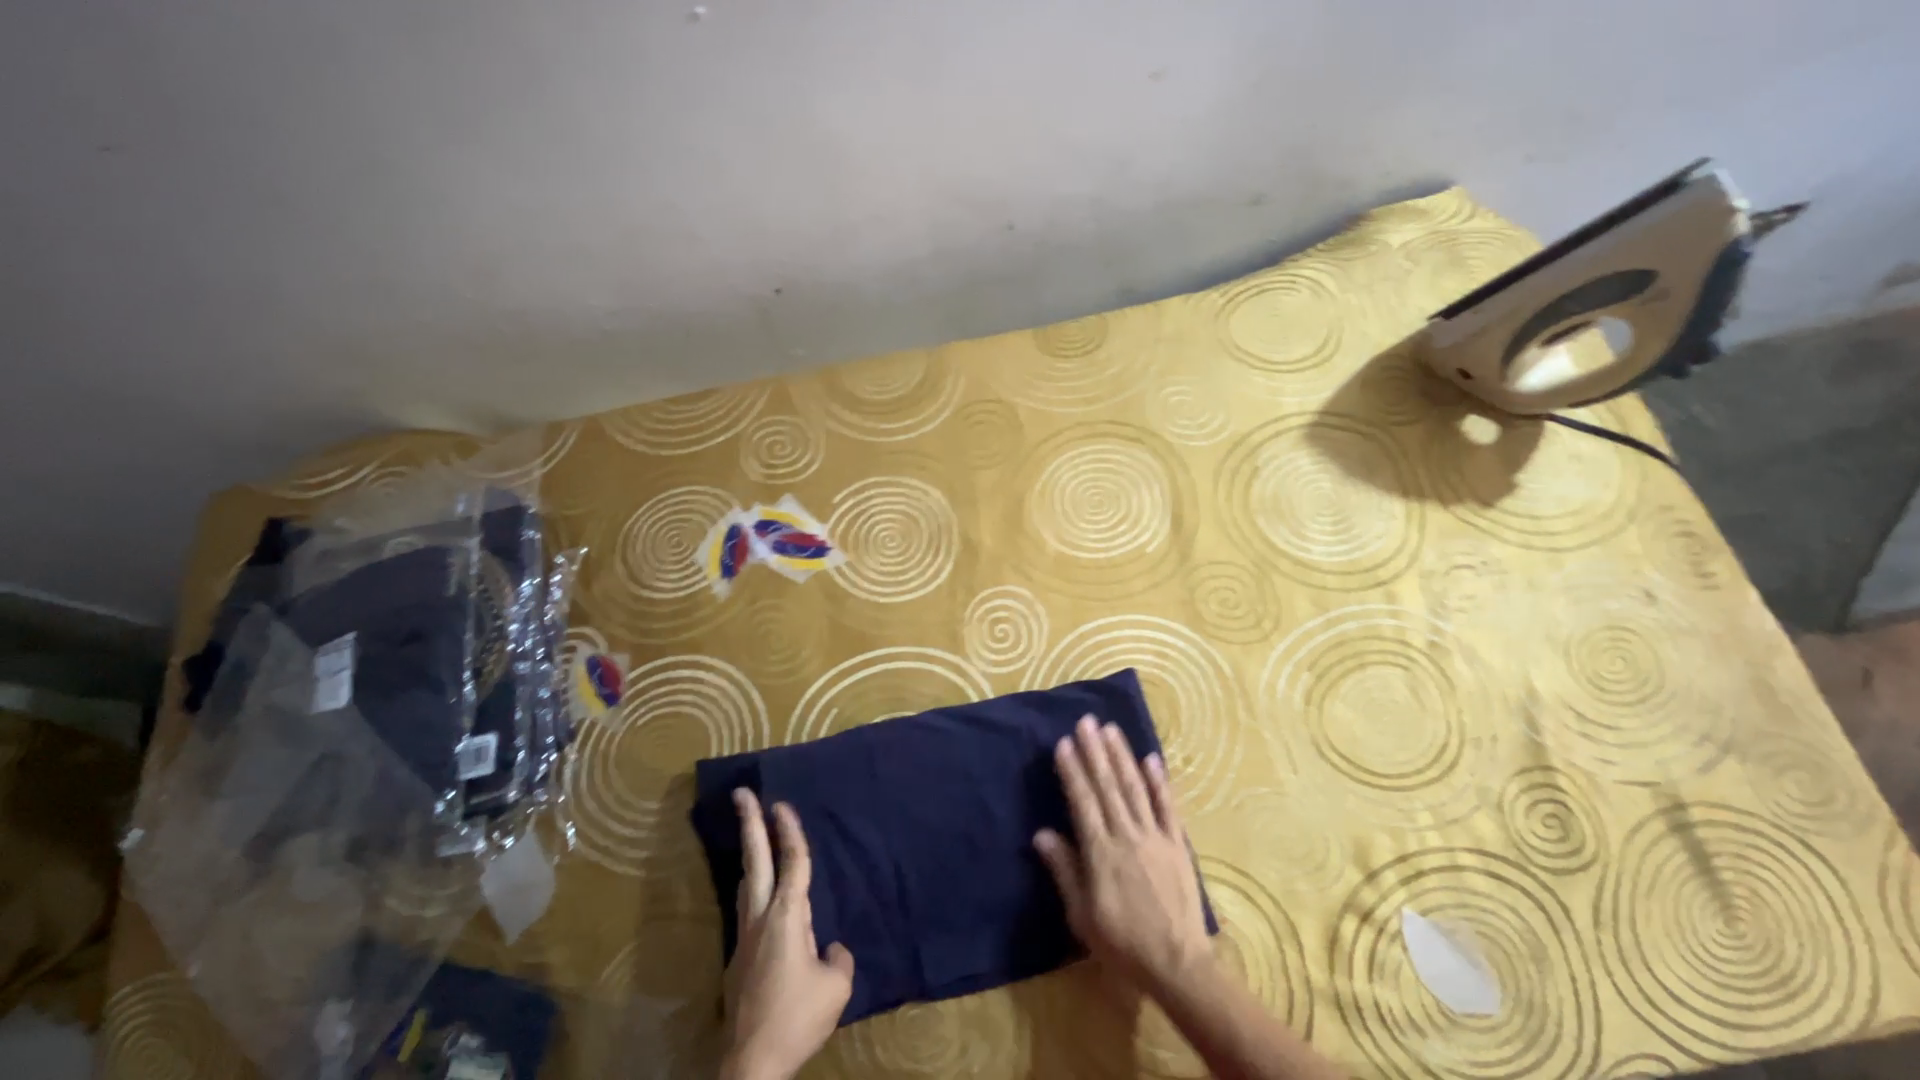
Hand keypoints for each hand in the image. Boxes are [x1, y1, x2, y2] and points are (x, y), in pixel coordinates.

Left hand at [720, 789, 854, 1079]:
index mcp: (788, 917)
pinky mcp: (739, 960)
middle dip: (749, 825)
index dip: (790, 831)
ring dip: (749, 856)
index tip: (781, 803)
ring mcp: (745, 938)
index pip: (792, 863)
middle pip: (755, 861)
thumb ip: (837, 959)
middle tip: (741, 794)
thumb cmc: (799, 1015)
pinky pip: (749, 910)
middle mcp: (761, 918)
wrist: (754, 1058)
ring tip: (751, 838)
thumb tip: (830, 950)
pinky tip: (764, 901)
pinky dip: (755, 889)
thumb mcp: (836, 986)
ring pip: (746, 884)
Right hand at [1033, 716, 1212, 994]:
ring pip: (1136, 788)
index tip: (1063, 743)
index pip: (1083, 802)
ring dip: (1122, 756)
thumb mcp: (1082, 914)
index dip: (1072, 771)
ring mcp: (1155, 838)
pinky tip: (1151, 759)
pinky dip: (1159, 782)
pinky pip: (1168, 807)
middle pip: (1108, 787)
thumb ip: (1064, 870)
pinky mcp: (1178, 846)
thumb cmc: (1121, 943)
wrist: (1176, 963)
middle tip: (1086, 722)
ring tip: (1111, 729)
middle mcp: (1127, 836)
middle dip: (1095, 751)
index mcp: (1100, 853)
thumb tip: (1043, 833)